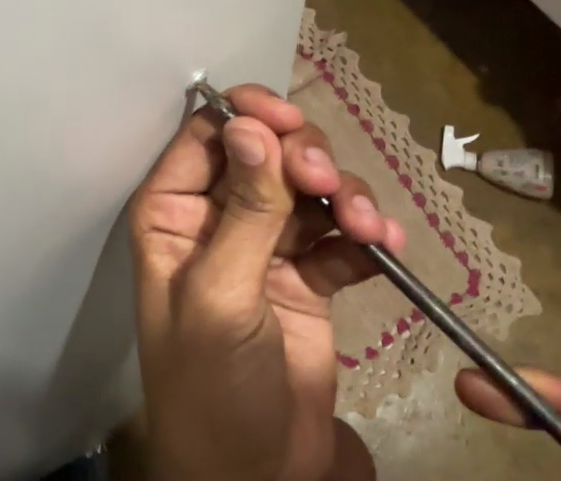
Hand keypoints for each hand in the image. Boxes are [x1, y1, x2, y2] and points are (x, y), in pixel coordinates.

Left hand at [129, 83, 406, 480]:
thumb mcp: (222, 295)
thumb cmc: (213, 387)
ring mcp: (266, 246)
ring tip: (366, 228)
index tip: (289, 119)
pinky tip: (386, 249)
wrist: (257, 479)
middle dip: (302, 156)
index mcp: (174, 212)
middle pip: (265, 151)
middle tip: (326, 182)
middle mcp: (217, 218)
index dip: (248, 115)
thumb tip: (249, 123)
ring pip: (308, 188)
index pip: (207, 135)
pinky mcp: (309, 278)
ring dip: (342, 196)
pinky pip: (339, 237)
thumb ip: (244, 210)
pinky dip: (365, 236)